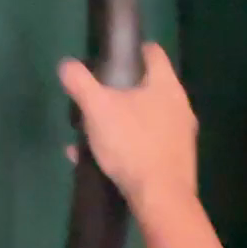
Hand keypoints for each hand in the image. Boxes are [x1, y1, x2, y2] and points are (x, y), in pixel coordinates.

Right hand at [60, 42, 198, 214]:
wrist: (161, 197)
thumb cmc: (131, 143)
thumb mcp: (97, 108)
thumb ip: (80, 83)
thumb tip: (66, 65)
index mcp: (165, 86)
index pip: (152, 52)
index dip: (131, 50)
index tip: (109, 57)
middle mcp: (179, 106)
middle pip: (146, 86)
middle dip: (118, 90)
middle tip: (94, 97)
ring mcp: (180, 134)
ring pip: (144, 116)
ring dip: (119, 119)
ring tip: (91, 132)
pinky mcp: (175, 158)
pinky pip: (145, 142)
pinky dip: (125, 143)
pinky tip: (99, 158)